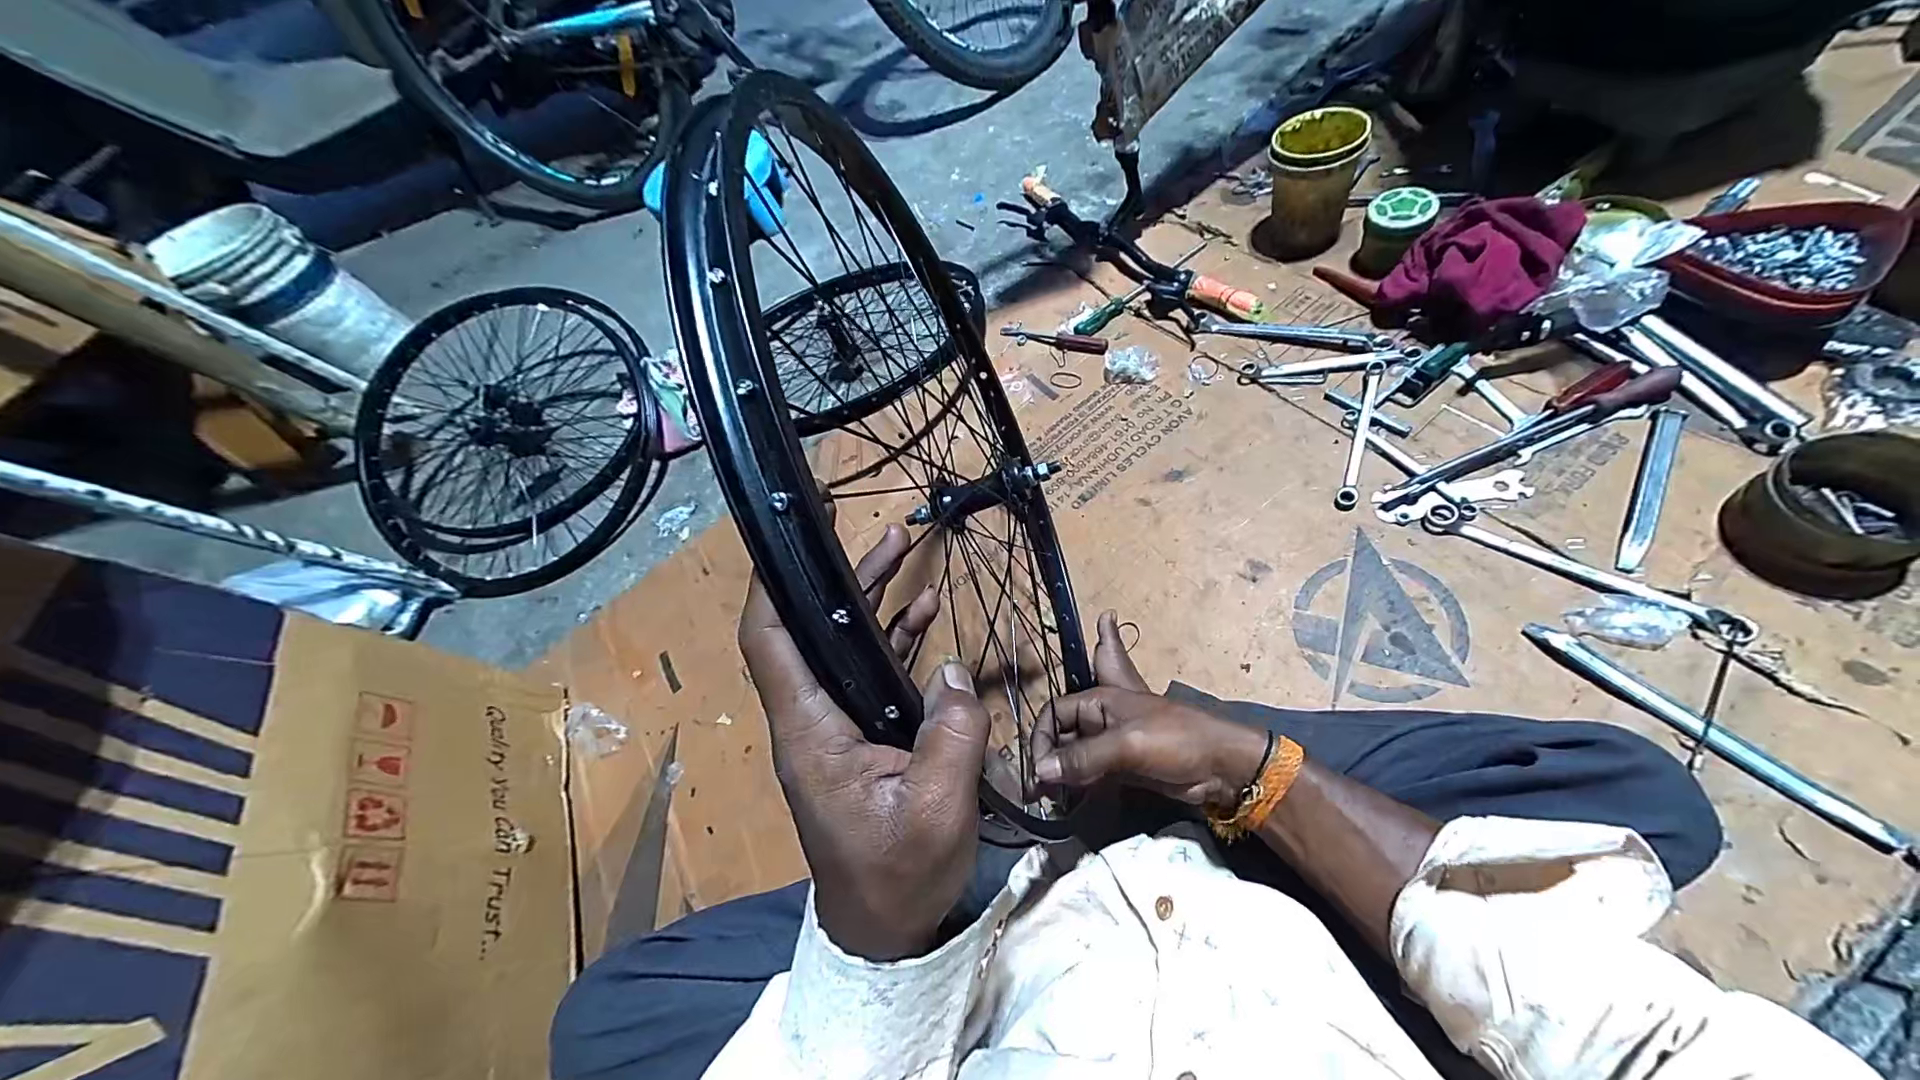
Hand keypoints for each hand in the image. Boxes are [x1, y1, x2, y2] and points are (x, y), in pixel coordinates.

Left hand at [738, 521, 987, 960]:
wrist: (884, 928)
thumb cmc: (896, 876)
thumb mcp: (935, 809)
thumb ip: (950, 735)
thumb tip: (952, 671)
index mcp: (811, 731)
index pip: (770, 642)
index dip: (772, 586)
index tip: (795, 538)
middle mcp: (815, 718)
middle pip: (814, 629)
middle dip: (843, 577)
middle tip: (881, 533)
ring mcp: (839, 725)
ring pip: (847, 645)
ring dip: (874, 600)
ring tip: (905, 554)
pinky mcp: (865, 735)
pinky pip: (876, 673)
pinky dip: (898, 638)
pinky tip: (925, 615)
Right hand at [1032, 611, 1268, 809]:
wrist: (1223, 766)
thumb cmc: (1174, 740)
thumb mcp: (1126, 744)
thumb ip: (1082, 757)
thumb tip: (1039, 771)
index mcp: (1098, 701)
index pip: (1053, 714)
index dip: (1041, 738)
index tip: (1037, 769)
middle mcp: (1099, 721)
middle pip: (1060, 738)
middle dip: (1045, 762)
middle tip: (1035, 794)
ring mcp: (1110, 747)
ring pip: (1072, 760)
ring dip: (1058, 779)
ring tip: (1045, 804)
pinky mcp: (1121, 771)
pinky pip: (1089, 777)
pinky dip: (1076, 789)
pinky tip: (1066, 806)